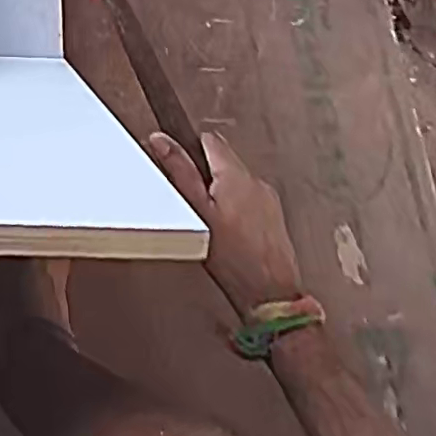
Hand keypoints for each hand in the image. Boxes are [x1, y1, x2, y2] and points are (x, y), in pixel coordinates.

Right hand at [147, 131, 303, 316]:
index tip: (179, 162)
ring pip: (235, 179)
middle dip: (204, 171)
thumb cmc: (232, 256)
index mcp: (235, 175)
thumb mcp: (195, 209)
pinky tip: (226, 227)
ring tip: (209, 216)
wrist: (269, 295)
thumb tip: (162, 140)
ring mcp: (268, 200)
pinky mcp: (274, 216)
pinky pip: (248, 196)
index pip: (208, 139)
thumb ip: (178, 170)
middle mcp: (256, 182)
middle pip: (222, 158)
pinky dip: (235, 204)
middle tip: (192, 197)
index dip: (189, 147)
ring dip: (219, 188)